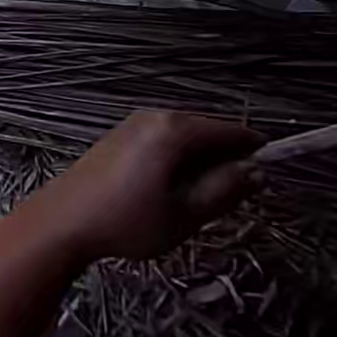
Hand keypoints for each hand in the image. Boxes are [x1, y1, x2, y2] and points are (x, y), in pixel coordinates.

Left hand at [22, 111, 259, 261]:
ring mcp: (134, 123)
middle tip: (234, 195)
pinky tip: (172, 189)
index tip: (270, 172)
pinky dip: (179, 158)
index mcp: (174, 129)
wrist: (66, 219)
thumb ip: (224, 190)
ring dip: (201, 160)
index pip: (229, 130)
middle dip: (226, 157)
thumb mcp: (186, 213)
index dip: (254, 149)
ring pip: (184, 136)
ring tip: (201, 199)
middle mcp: (155, 116)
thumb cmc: (128, 220)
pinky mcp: (121, 135)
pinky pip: (163, 139)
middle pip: (206, 129)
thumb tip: (257, 173)